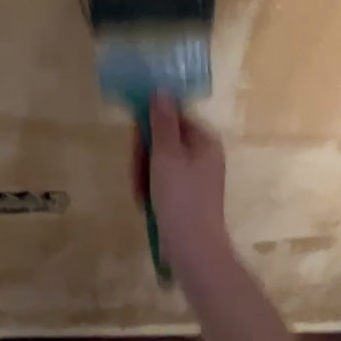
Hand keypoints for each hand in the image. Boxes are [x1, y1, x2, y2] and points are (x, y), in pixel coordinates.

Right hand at [138, 95, 230, 265]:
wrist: (193, 250)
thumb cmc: (180, 197)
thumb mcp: (166, 154)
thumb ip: (162, 121)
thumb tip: (160, 90)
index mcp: (204, 141)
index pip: (173, 117)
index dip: (151, 126)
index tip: (135, 140)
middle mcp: (204, 156)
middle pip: (165, 140)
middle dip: (144, 155)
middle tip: (136, 173)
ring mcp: (196, 179)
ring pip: (160, 163)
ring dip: (144, 174)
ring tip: (140, 194)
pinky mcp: (187, 198)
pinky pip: (163, 182)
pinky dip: (151, 190)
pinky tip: (145, 203)